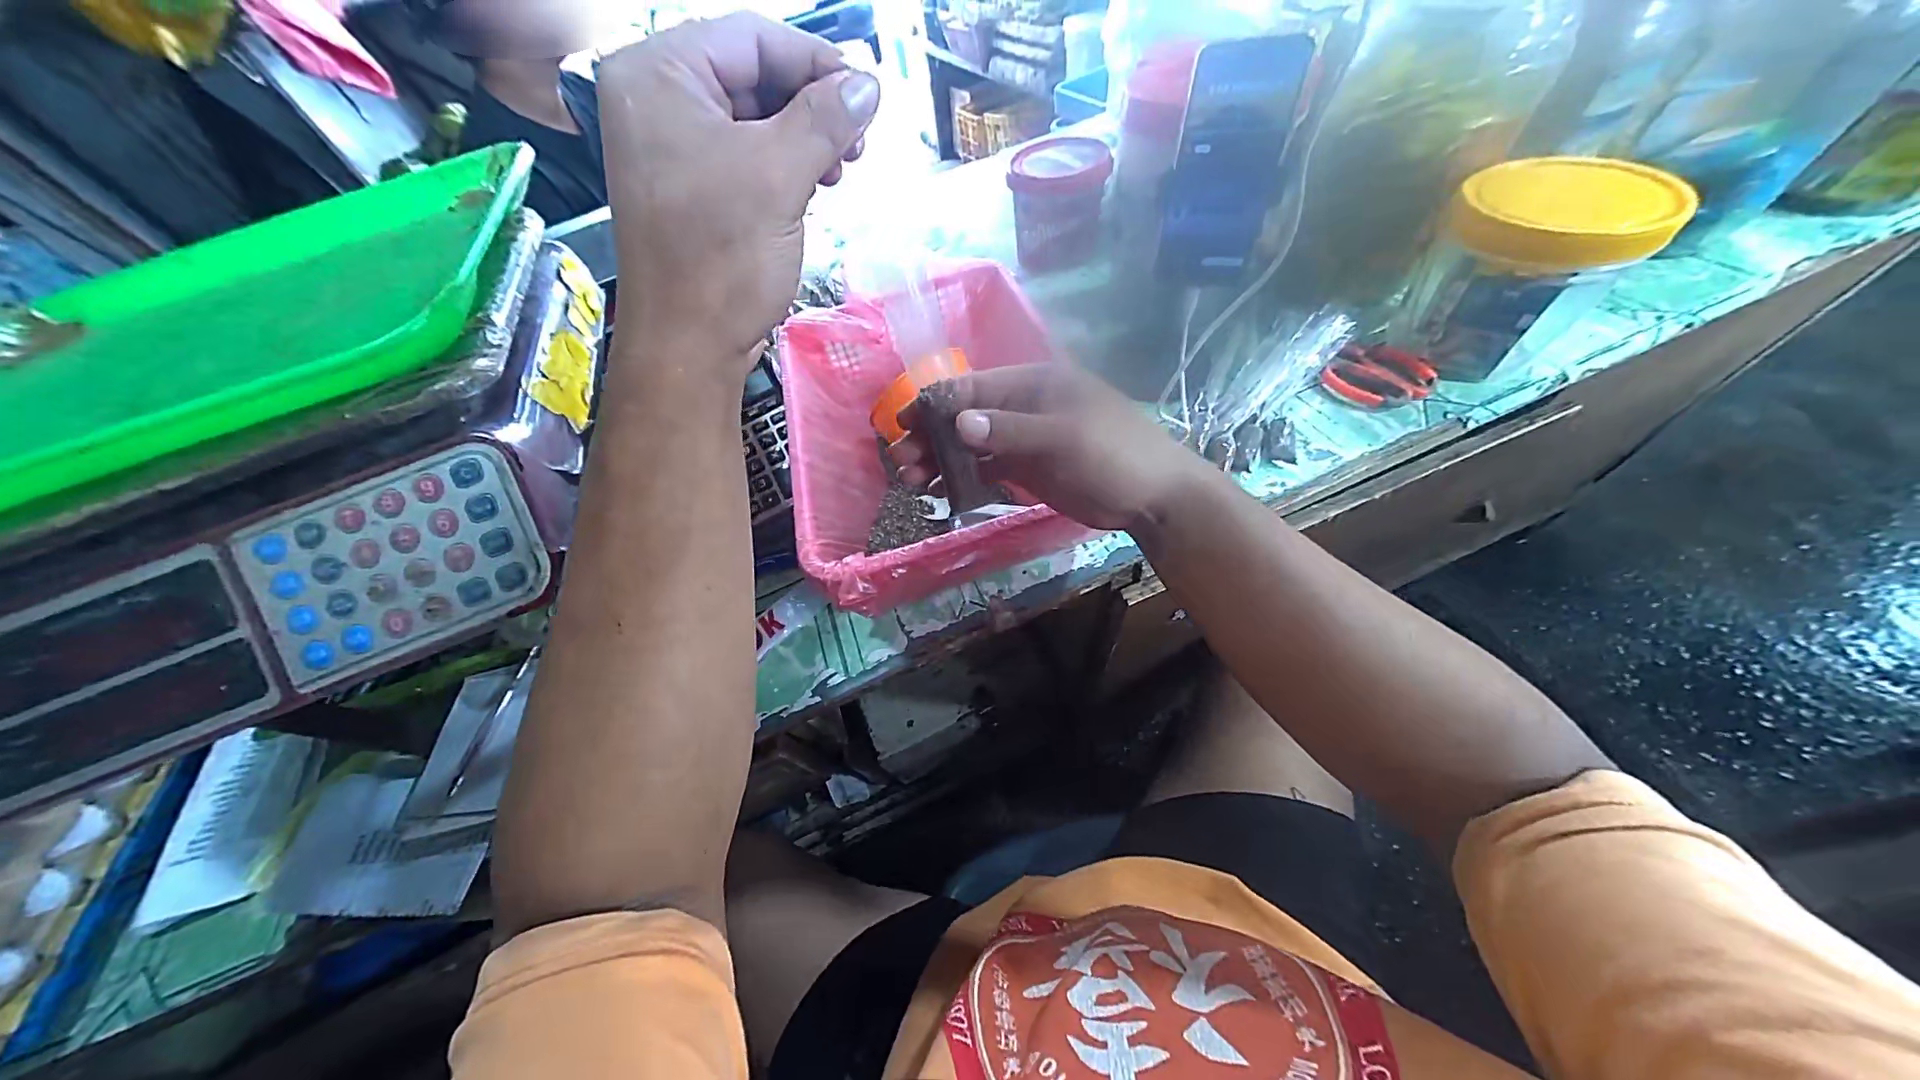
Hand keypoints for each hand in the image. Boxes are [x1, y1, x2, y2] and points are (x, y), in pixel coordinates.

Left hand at [595, 14, 878, 368]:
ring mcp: (669, 146)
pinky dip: (782, 165)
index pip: (752, 38)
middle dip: (812, 106)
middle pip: (752, 74)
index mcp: (659, 74)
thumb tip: (867, 84)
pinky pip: (743, 155)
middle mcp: (655, 99)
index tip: (867, 98)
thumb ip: (825, 118)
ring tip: (837, 171)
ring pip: (752, 118)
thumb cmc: (723, 258)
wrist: (688, 345)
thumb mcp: (780, 176)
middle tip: (856, 145)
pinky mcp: (688, 187)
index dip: (818, 62)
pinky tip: (809, 187)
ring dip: (803, 139)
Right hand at [889, 366, 1213, 531]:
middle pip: (965, 416)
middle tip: (903, 463)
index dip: (935, 405)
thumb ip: (1009, 431)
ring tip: (914, 482)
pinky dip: (964, 476)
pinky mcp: (1029, 467)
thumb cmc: (1112, 455)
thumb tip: (958, 423)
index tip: (902, 427)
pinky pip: (987, 466)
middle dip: (932, 436)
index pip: (972, 387)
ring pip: (972, 443)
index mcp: (1032, 384)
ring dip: (942, 459)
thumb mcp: (1062, 439)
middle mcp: (1022, 406)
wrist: (1153, 496)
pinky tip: (941, 490)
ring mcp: (1024, 437)